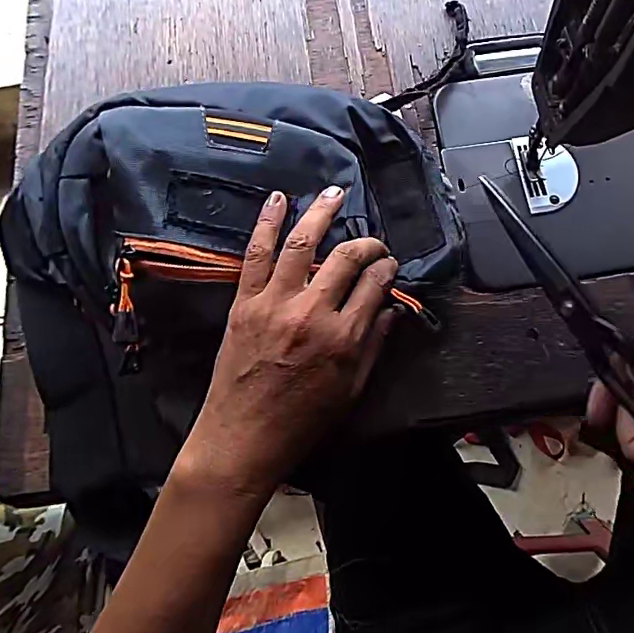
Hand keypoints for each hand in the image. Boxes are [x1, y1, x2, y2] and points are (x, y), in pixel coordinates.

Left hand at [179, 187, 399, 499]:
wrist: (242, 440)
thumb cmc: (301, 422)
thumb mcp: (351, 391)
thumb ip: (374, 346)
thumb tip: (391, 311)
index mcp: (344, 338)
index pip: (376, 285)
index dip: (388, 269)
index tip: (389, 267)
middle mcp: (312, 314)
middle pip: (347, 259)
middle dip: (367, 244)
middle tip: (373, 243)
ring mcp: (275, 304)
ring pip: (304, 243)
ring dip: (322, 212)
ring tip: (335, 192)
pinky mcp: (245, 303)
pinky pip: (256, 254)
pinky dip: (267, 223)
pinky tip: (279, 200)